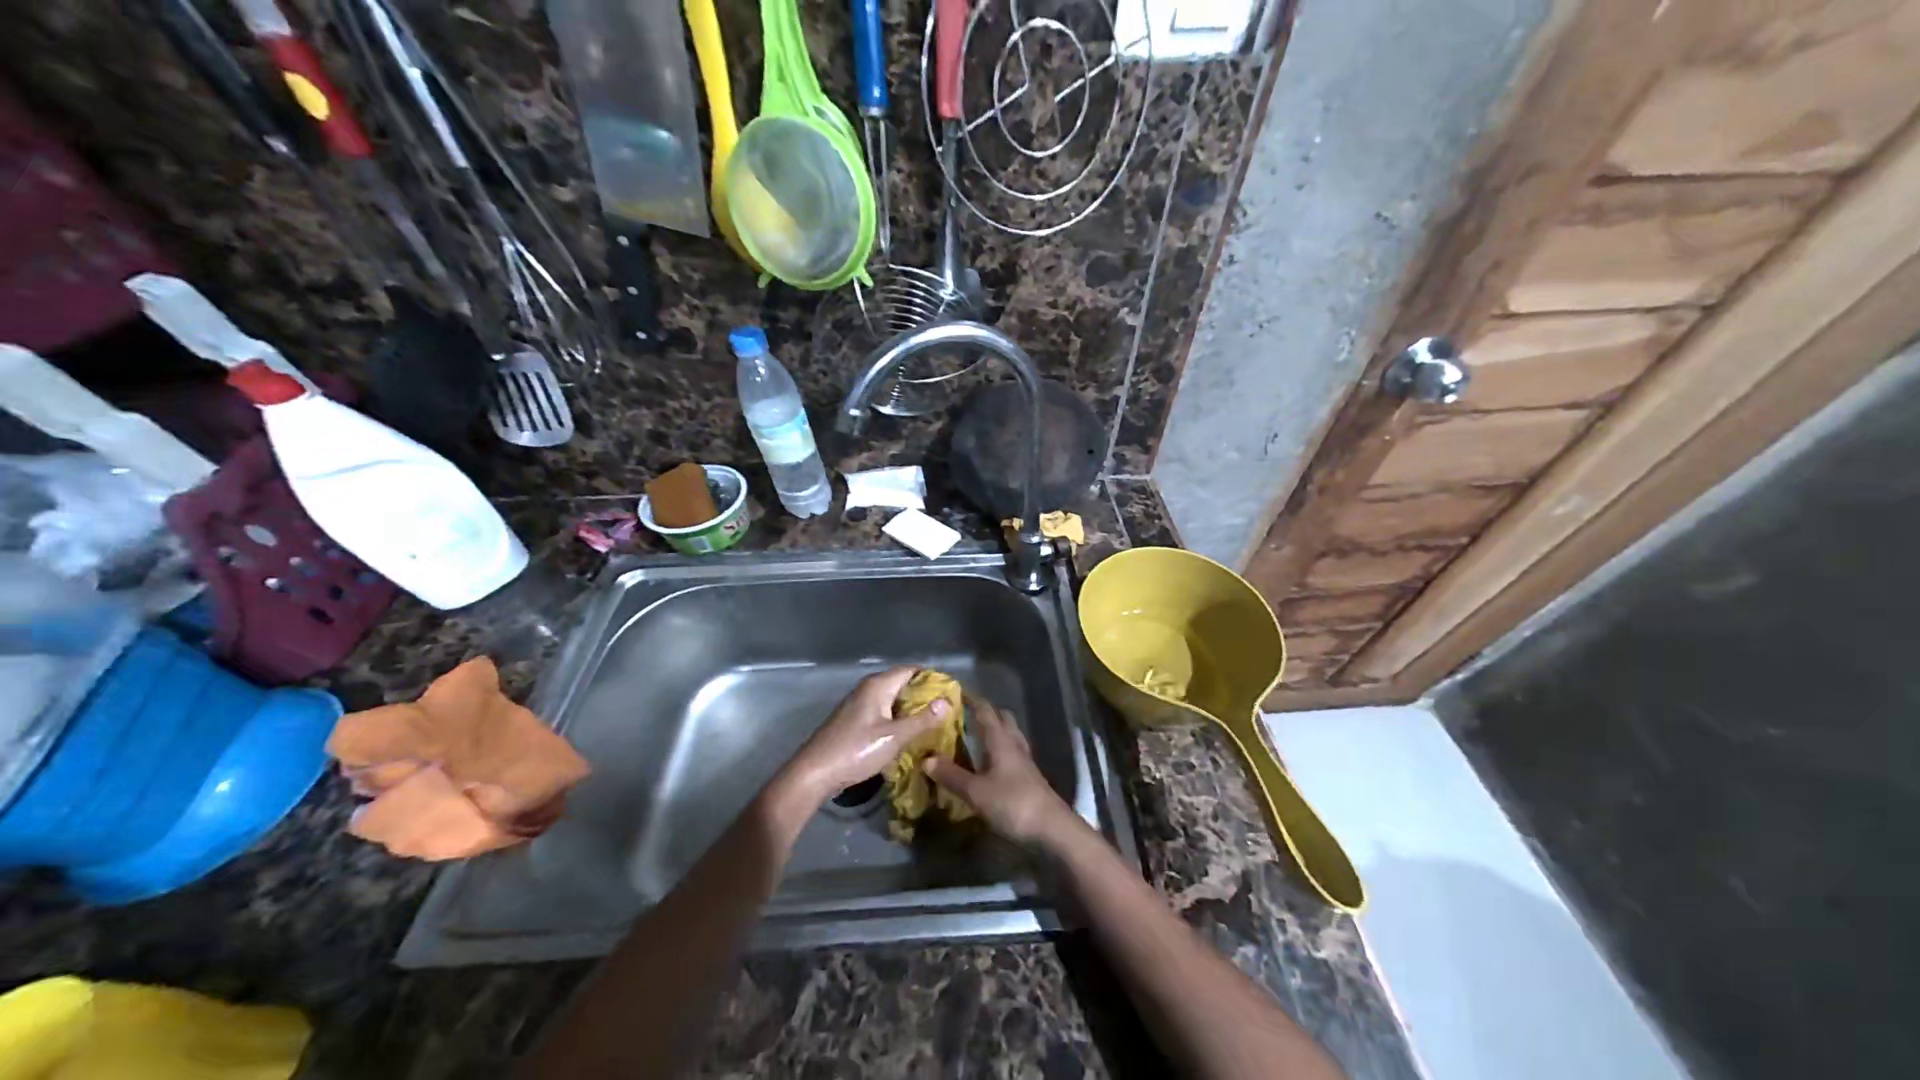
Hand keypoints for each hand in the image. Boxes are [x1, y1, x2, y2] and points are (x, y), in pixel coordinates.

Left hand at [776, 667, 950, 806]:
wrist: (815, 772)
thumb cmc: (856, 751)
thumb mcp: (894, 737)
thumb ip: (922, 720)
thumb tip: (947, 702)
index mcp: (878, 685)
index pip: (912, 670)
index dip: (933, 678)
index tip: (952, 693)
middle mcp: (868, 689)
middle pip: (902, 684)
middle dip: (924, 695)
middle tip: (948, 711)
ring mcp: (859, 705)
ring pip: (893, 700)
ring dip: (911, 710)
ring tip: (934, 724)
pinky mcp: (855, 721)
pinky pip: (883, 712)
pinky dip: (898, 719)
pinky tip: (909, 735)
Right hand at [923, 695, 1076, 847]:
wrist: (1052, 829)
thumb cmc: (1013, 803)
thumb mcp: (976, 791)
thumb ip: (951, 775)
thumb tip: (926, 758)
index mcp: (1001, 740)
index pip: (985, 711)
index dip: (971, 700)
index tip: (956, 691)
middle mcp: (1014, 744)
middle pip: (1002, 719)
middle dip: (985, 712)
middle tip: (964, 713)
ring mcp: (1024, 762)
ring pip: (1008, 736)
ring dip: (993, 730)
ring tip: (973, 735)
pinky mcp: (1028, 777)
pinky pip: (1011, 754)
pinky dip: (998, 750)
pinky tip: (988, 762)